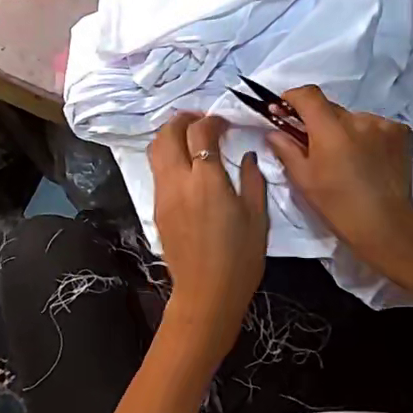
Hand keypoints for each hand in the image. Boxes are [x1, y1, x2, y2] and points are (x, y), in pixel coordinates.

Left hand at [150, 114, 268, 344]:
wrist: (206, 292)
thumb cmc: (240, 258)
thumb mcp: (257, 216)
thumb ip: (252, 180)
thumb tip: (247, 156)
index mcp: (206, 180)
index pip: (200, 132)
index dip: (212, 121)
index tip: (224, 124)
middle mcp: (178, 181)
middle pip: (167, 134)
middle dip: (183, 120)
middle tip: (201, 121)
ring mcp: (163, 195)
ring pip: (155, 151)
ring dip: (170, 136)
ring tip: (190, 138)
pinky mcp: (157, 209)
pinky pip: (157, 172)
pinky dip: (167, 158)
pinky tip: (186, 166)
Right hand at [266, 85, 412, 286]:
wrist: (385, 225)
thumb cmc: (337, 205)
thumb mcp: (303, 180)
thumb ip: (286, 149)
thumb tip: (273, 131)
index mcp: (330, 130)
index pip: (308, 95)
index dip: (292, 98)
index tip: (284, 110)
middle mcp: (358, 120)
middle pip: (330, 108)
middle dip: (317, 121)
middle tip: (313, 146)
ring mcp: (384, 125)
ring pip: (353, 119)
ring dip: (344, 131)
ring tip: (345, 159)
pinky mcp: (402, 133)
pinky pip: (376, 127)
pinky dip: (367, 137)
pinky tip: (367, 160)